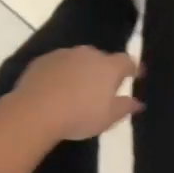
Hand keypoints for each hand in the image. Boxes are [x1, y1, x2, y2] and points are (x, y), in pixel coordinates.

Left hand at [11, 47, 142, 140]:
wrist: (36, 110)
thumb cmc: (79, 116)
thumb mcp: (108, 118)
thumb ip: (124, 107)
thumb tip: (137, 102)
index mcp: (107, 67)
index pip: (126, 61)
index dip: (132, 68)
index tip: (135, 75)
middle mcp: (86, 54)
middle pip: (100, 58)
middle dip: (104, 69)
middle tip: (103, 87)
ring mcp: (62, 54)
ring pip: (78, 59)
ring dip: (81, 69)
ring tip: (78, 88)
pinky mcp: (42, 60)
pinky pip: (58, 63)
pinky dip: (61, 72)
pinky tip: (57, 87)